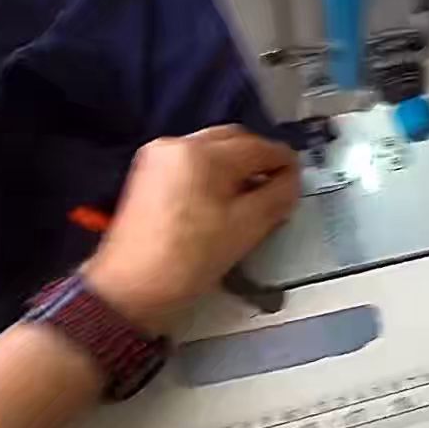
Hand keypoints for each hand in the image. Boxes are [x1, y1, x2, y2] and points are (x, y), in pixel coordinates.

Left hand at [82, 125, 299, 332]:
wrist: (131, 288)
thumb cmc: (189, 261)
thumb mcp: (245, 229)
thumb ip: (276, 196)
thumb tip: (290, 179)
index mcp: (202, 154)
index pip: (257, 146)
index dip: (284, 161)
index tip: (297, 179)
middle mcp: (177, 143)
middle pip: (233, 139)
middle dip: (258, 158)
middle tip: (276, 186)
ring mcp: (157, 155)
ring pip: (210, 147)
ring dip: (235, 163)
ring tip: (249, 194)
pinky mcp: (147, 171)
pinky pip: (190, 159)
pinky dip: (211, 170)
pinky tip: (220, 196)